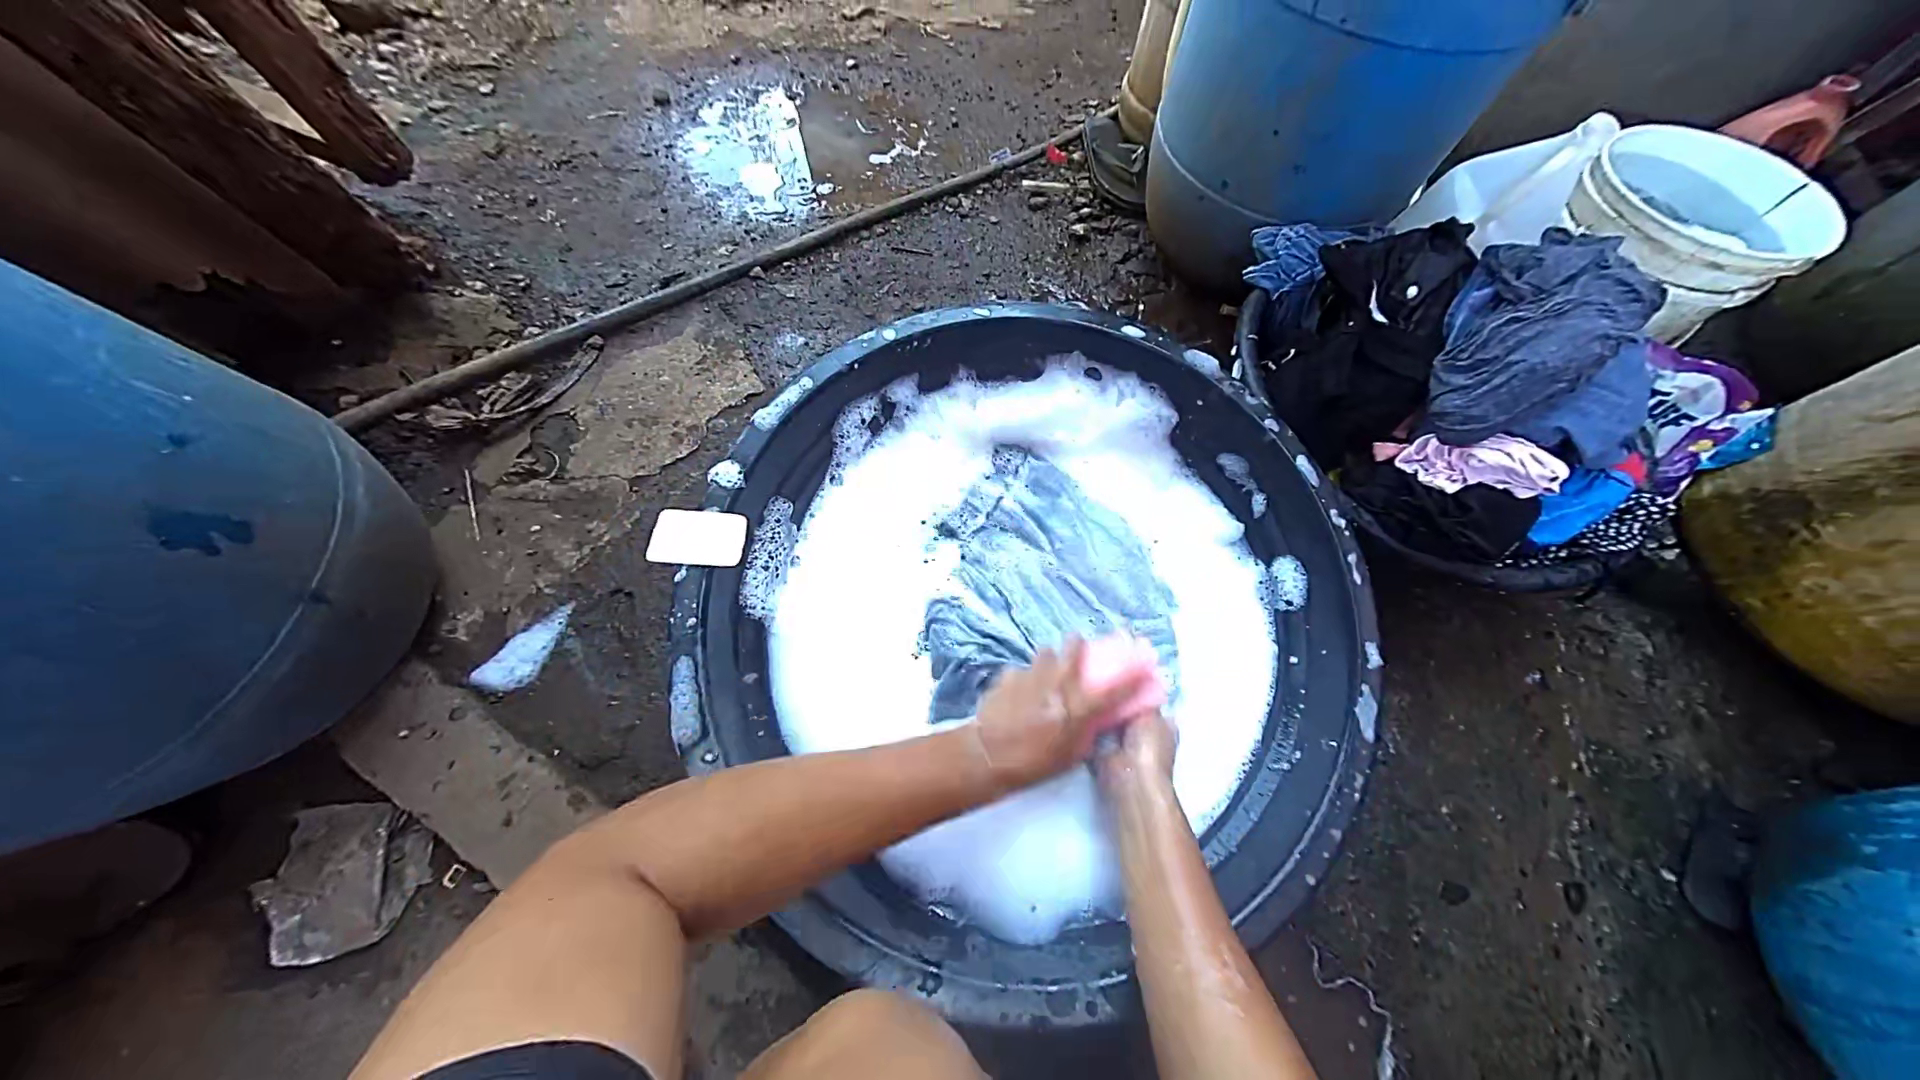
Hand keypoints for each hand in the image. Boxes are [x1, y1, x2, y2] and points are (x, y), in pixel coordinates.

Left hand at [971, 635, 1164, 791]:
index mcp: (1076, 708)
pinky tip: (1019, 689)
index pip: (1113, 689)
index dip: (1132, 675)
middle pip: (1074, 647)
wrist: (988, 756)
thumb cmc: (1034, 762)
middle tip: (1078, 648)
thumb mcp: (1071, 754)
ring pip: (1045, 653)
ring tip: (1045, 671)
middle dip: (1077, 645)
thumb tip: (1098, 716)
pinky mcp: (1007, 676)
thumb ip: (1087, 730)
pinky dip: (1023, 677)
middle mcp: (1057, 684)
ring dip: (1049, 659)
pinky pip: (1021, 669)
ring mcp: (1030, 675)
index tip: (1144, 664)